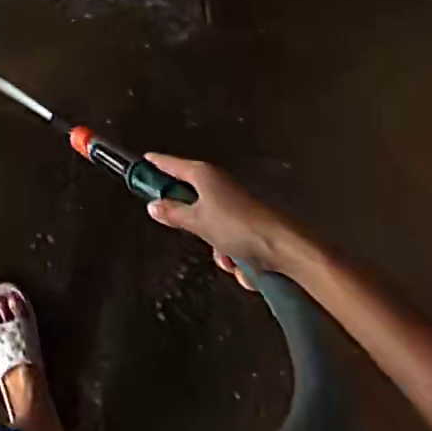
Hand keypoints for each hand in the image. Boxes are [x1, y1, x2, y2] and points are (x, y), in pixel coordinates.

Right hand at [143, 154, 306, 290]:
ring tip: (229, 260)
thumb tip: (153, 205)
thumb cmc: (237, 227)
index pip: (171, 164)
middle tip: (191, 231)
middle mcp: (219, 184)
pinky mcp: (252, 224)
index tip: (143, 163)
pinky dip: (235, 253)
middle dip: (192, 222)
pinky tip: (245, 267)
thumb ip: (172, 213)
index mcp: (203, 175)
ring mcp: (237, 204)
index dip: (156, 165)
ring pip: (212, 224)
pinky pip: (232, 237)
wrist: (288, 250)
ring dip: (217, 246)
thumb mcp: (197, 221)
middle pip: (191, 198)